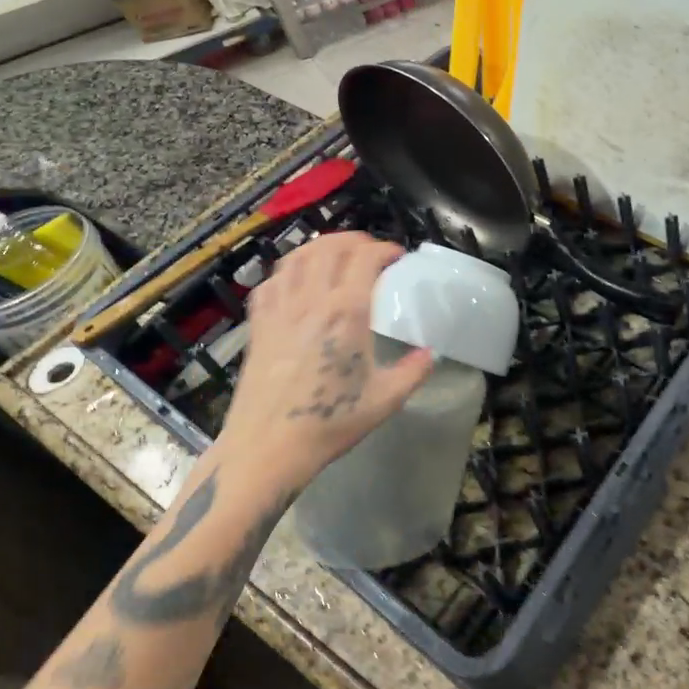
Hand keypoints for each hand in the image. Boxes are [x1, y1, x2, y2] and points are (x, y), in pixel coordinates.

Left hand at [223, 232, 433, 492]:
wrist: (268, 448)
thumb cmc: (330, 422)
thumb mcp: (386, 400)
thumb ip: (414, 371)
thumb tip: (430, 354)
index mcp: (347, 312)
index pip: (365, 258)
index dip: (385, 249)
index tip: (398, 257)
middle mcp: (312, 301)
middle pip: (329, 248)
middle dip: (354, 240)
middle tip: (371, 251)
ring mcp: (280, 311)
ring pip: (296, 258)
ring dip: (320, 248)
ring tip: (335, 255)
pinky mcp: (258, 326)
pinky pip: (270, 282)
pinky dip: (287, 271)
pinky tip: (296, 281)